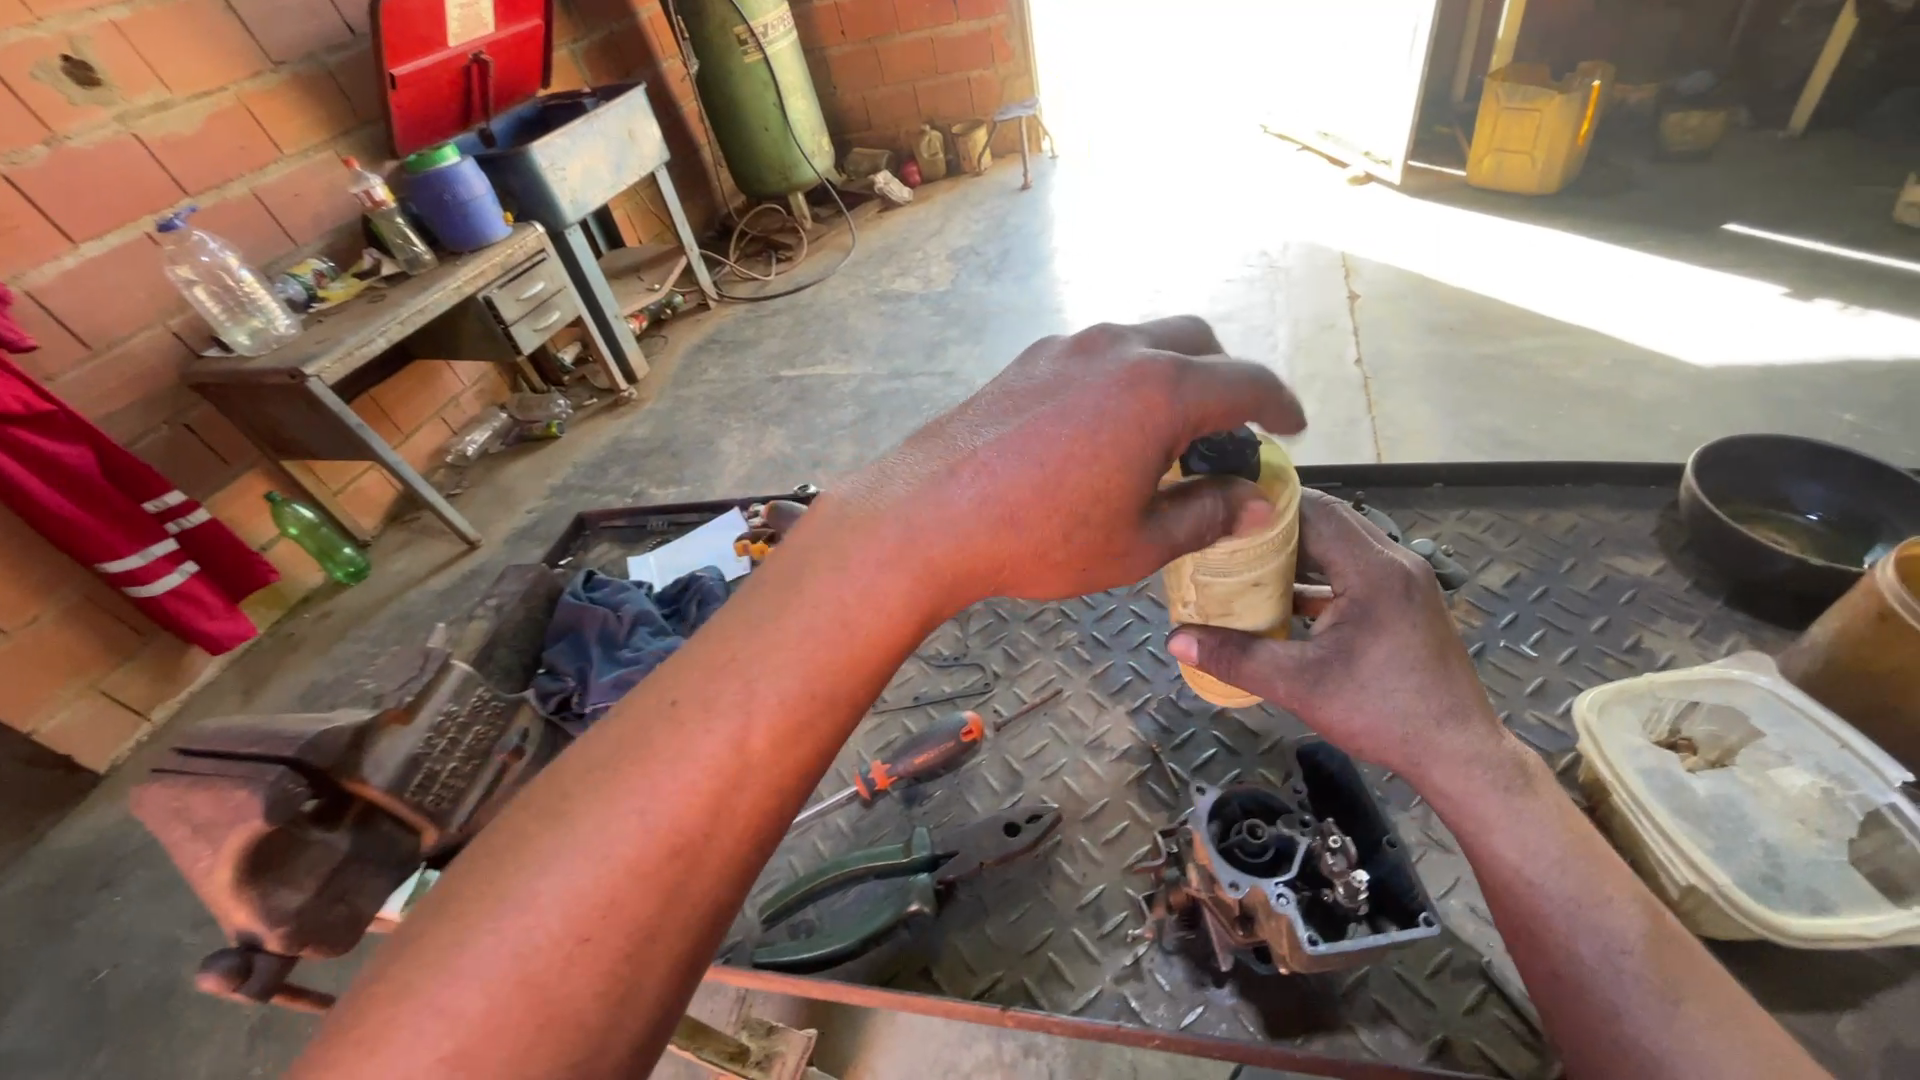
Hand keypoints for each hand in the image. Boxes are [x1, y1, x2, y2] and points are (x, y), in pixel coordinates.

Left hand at [828, 317, 1305, 605]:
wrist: (930, 516)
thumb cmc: (1038, 538)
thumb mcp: (1136, 542)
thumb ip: (1206, 515)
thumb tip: (1256, 502)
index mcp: (1160, 390)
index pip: (1247, 383)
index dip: (1280, 406)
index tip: (1291, 427)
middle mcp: (1117, 351)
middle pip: (1198, 344)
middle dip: (1226, 381)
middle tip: (1227, 431)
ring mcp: (1066, 349)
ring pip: (1141, 342)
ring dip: (1170, 374)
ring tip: (1163, 431)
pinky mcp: (1027, 362)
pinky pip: (1094, 356)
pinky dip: (1121, 378)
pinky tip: (1102, 428)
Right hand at [1167, 490, 1509, 787]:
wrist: (1458, 753)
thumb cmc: (1384, 714)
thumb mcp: (1300, 685)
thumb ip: (1236, 656)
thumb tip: (1175, 640)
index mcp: (1375, 570)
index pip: (1315, 510)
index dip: (1265, 506)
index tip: (1221, 510)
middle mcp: (1395, 562)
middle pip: (1327, 521)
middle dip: (1273, 528)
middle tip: (1222, 537)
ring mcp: (1404, 581)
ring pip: (1339, 545)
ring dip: (1295, 552)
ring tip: (1242, 563)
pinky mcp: (1404, 601)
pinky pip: (1351, 570)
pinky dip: (1316, 575)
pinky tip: (1280, 598)